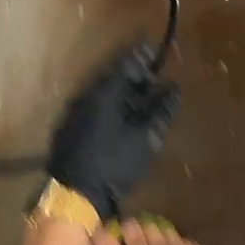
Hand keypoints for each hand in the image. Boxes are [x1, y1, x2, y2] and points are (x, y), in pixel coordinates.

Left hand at [45, 46, 178, 219]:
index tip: (153, 50)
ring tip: (140, 98)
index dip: (140, 56)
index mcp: (104, 93)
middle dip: (133, 76)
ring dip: (122, 93)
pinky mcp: (70, 127)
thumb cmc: (113, 164)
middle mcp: (86, 96)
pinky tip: (121, 117)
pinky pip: (94, 107)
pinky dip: (111, 107)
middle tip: (152, 78)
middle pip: (113, 77)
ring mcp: (75, 112)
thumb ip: (160, 111)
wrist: (75, 195)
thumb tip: (174, 89)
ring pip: (103, 93)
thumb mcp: (144, 139)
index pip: (125, 64)